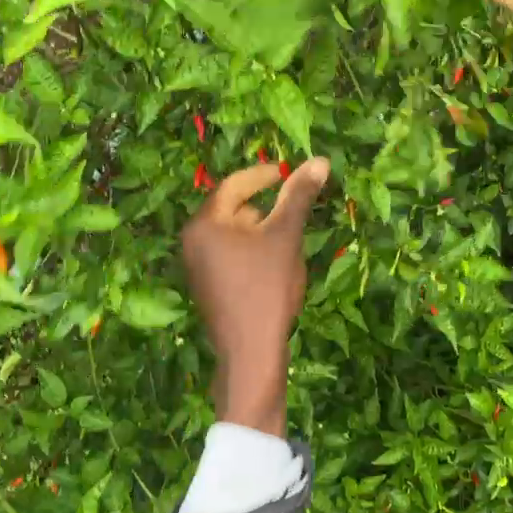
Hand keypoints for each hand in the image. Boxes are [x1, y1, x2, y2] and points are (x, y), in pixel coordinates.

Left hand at [181, 158, 331, 436]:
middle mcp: (192, 241)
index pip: (234, 184)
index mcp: (204, 223)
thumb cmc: (266, 287)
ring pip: (231, 232)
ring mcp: (196, 266)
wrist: (251, 352)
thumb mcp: (285, 236)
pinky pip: (228, 253)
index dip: (265, 175)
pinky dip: (251, 248)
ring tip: (287, 233)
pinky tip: (274, 262)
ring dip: (259, 226)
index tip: (290, 172)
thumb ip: (298, 196)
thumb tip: (319, 160)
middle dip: (263, 202)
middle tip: (292, 201)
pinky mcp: (206, 286)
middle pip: (231, 207)